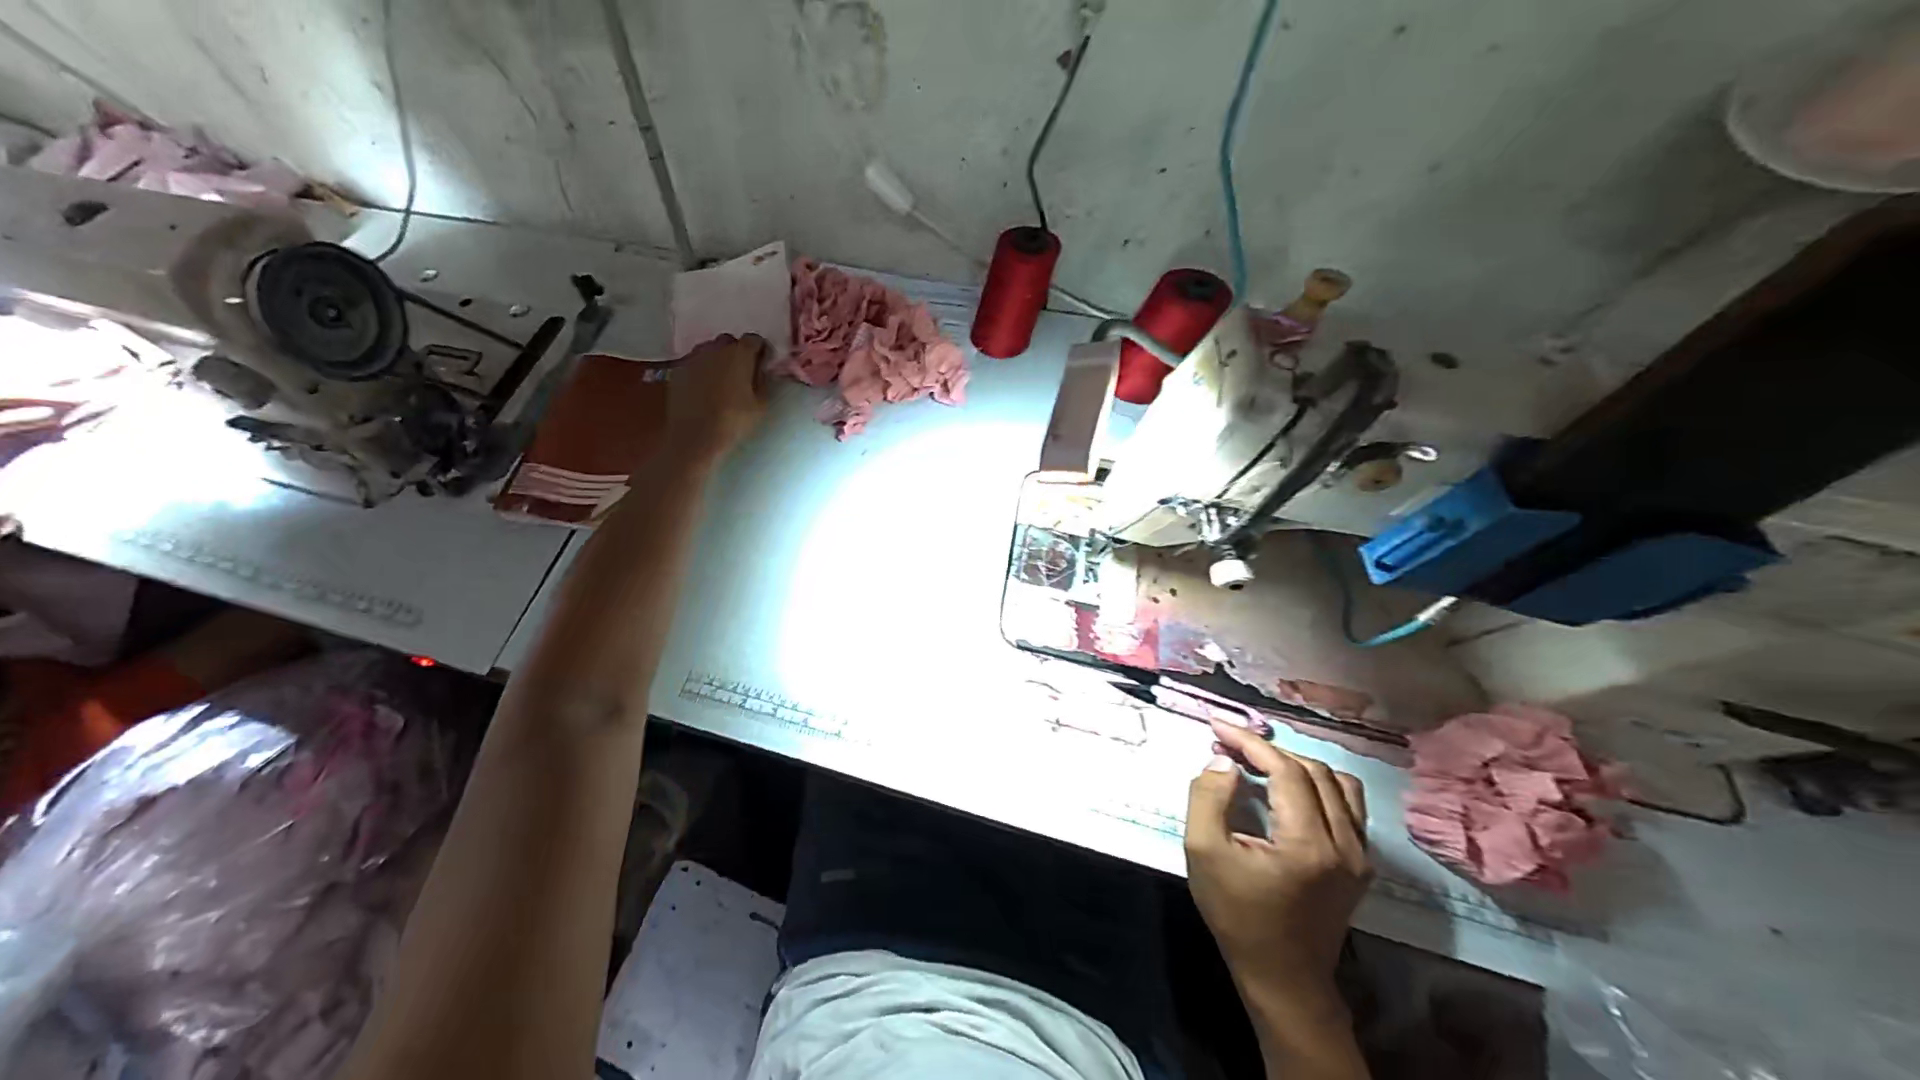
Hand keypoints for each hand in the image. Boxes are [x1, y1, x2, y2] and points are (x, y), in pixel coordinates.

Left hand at [665, 334, 768, 461]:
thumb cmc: (733, 421)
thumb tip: (761, 369)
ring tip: (722, 379)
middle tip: (743, 372)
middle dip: (737, 352)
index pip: (754, 339)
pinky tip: (705, 388)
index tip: (763, 363)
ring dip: (718, 359)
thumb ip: (763, 381)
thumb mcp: (760, 405)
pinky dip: (702, 369)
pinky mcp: (678, 370)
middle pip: (729, 341)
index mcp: (739, 354)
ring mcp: (693, 358)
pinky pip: (695, 363)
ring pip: (709, 350)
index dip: (761, 350)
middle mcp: (714, 349)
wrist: (695, 437)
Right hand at [1185, 720, 1370, 995]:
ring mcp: (1360, 855)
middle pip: (1313, 771)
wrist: (1282, 977)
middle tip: (1230, 745)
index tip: (1219, 727)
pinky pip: (1347, 806)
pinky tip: (1290, 791)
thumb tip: (1223, 760)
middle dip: (1269, 750)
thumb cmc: (1237, 916)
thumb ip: (1208, 798)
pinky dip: (1318, 786)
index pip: (1286, 770)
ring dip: (1297, 765)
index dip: (1251, 742)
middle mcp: (1345, 843)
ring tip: (1261, 763)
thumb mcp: (1203, 853)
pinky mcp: (1361, 865)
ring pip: (1338, 784)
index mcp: (1308, 843)